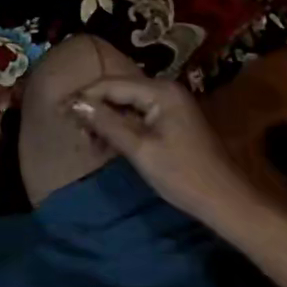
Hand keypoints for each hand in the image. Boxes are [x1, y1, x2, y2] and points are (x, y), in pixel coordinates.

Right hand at [66, 76, 258, 218]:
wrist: (226, 202)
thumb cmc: (183, 175)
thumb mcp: (140, 150)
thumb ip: (106, 123)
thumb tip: (74, 103)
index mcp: (160, 91)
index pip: (110, 84)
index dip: (84, 97)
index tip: (60, 112)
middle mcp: (165, 90)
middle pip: (117, 91)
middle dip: (93, 108)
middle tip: (73, 131)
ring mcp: (169, 105)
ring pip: (125, 104)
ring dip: (105, 120)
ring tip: (87, 140)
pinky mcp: (171, 120)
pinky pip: (137, 115)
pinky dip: (120, 127)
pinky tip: (106, 143)